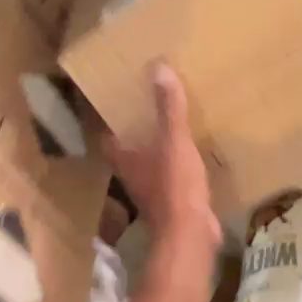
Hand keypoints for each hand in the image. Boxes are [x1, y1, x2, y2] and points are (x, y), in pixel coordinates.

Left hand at [106, 61, 221, 253]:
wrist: (190, 234)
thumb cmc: (174, 186)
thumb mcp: (173, 141)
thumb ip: (168, 108)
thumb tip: (158, 67)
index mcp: (125, 160)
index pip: (107, 139)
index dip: (108, 123)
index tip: (115, 105)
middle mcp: (134, 178)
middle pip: (128, 153)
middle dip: (135, 135)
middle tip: (148, 111)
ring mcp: (153, 195)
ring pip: (151, 168)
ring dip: (158, 153)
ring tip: (173, 129)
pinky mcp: (174, 206)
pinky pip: (174, 182)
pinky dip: (180, 170)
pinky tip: (194, 158)